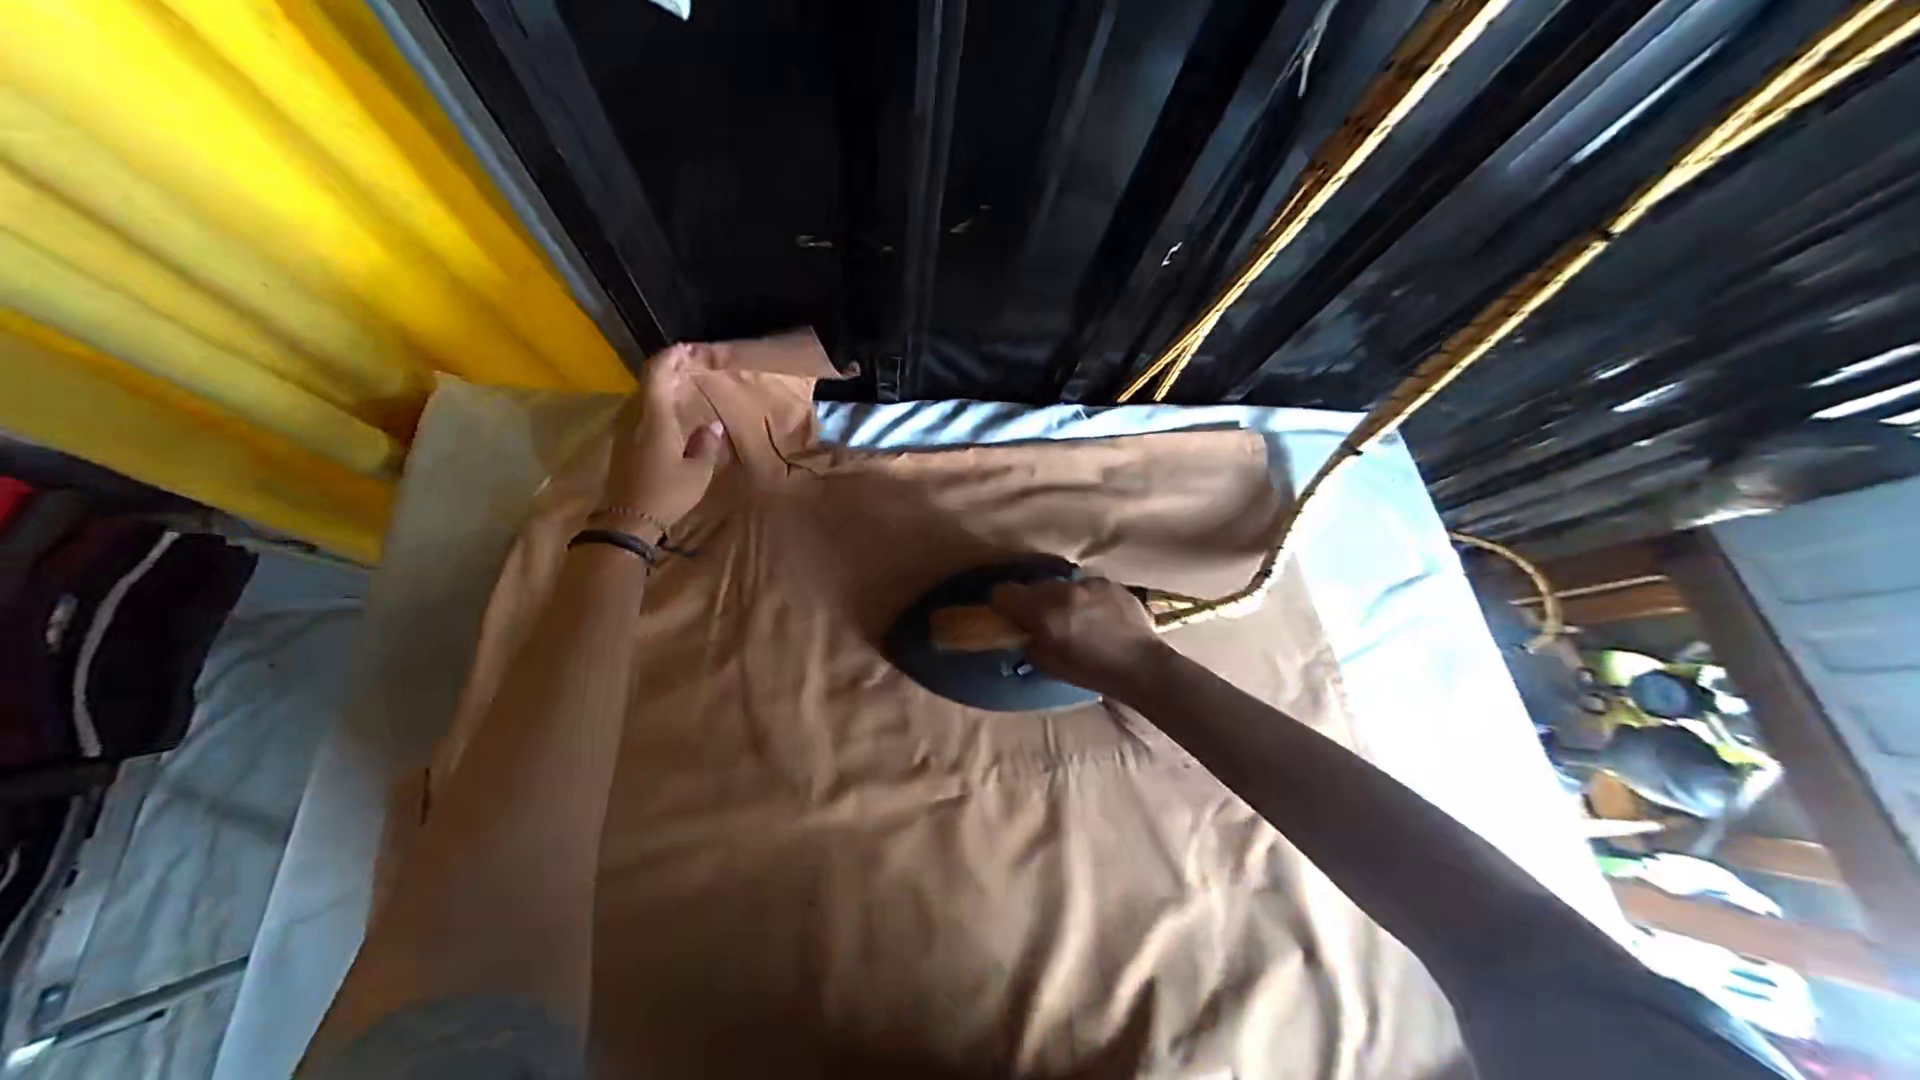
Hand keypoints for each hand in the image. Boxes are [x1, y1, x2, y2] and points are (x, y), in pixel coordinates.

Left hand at [600, 345, 730, 531]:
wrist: (627, 522)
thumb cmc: (666, 494)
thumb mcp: (697, 472)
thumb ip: (705, 445)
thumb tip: (709, 427)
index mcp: (654, 419)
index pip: (656, 374)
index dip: (669, 357)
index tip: (687, 349)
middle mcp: (635, 419)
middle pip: (648, 384)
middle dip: (668, 370)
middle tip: (690, 367)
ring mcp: (625, 433)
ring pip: (643, 400)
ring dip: (661, 390)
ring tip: (683, 389)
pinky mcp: (623, 447)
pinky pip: (641, 416)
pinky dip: (656, 407)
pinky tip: (671, 417)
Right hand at [989, 576, 1169, 700]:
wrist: (1141, 666)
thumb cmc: (1091, 672)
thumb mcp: (1048, 665)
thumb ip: (1029, 642)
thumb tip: (1022, 631)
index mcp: (1043, 612)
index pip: (1005, 592)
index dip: (1003, 604)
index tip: (1008, 615)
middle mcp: (1062, 591)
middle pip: (1033, 586)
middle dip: (1033, 601)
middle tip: (1042, 620)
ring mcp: (1088, 584)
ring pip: (1060, 585)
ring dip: (1060, 598)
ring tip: (1073, 617)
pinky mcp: (1109, 583)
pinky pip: (1086, 586)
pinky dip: (1085, 598)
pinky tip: (1097, 616)